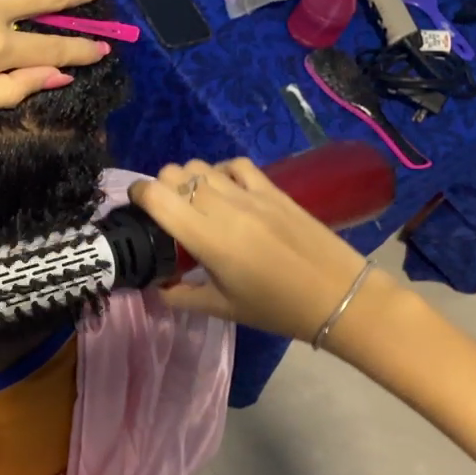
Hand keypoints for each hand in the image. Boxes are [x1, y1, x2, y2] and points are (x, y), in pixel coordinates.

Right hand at [130, 158, 392, 344]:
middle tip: (166, 212)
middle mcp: (222, 207)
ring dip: (189, 179)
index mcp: (206, 238)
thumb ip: (182, 296)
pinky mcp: (272, 188)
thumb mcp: (224, 310)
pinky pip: (235, 164)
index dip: (137, 193)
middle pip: (174, 173)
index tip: (136, 207)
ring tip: (196, 202)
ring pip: (201, 166)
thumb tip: (155, 288)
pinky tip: (226, 190)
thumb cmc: (278, 309)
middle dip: (161, 186)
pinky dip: (221, 172)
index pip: (155, 195)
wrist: (339, 297)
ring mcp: (249, 194)